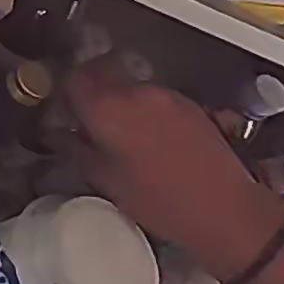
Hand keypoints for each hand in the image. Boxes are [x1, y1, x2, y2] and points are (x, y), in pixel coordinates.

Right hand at [61, 66, 283, 280]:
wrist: (224, 209)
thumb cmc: (159, 201)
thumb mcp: (106, 180)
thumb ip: (76, 149)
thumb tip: (59, 135)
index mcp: (108, 108)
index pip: (74, 79)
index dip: (64, 91)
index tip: (63, 109)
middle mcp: (136, 92)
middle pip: (101, 74)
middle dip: (90, 91)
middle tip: (86, 119)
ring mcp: (165, 95)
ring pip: (128, 85)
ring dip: (117, 100)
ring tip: (119, 132)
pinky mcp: (188, 103)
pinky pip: (153, 96)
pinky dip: (142, 107)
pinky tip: (148, 136)